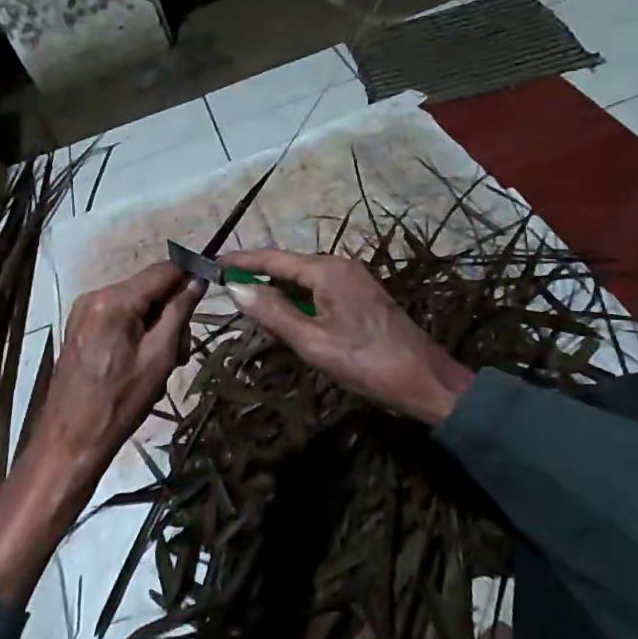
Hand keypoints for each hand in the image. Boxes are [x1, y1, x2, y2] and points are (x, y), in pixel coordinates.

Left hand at [0, 262, 202, 606]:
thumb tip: (198, 280)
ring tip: (160, 368)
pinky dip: (139, 335)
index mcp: (113, 300)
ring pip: (138, 306)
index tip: (211, 292)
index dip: (190, 276)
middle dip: (172, 315)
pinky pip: (121, 319)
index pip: (163, 270)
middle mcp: (95, 296)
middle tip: (179, 354)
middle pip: (150, 289)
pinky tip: (142, 366)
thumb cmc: (119, 401)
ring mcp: (84, 313)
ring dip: (158, 329)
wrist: (71, 440)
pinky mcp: (82, 329)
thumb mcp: (159, 356)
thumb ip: (179, 312)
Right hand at [218, 249, 473, 425]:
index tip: (213, 261)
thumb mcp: (312, 341)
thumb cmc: (366, 362)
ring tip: (249, 307)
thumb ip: (273, 313)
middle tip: (226, 291)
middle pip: (288, 267)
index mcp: (327, 270)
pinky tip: (285, 319)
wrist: (424, 379)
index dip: (242, 260)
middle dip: (258, 278)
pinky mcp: (360, 297)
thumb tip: (235, 288)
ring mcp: (353, 280)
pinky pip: (318, 291)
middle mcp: (340, 266)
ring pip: (303, 281)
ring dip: (277, 293)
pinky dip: (297, 302)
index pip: (274, 259)